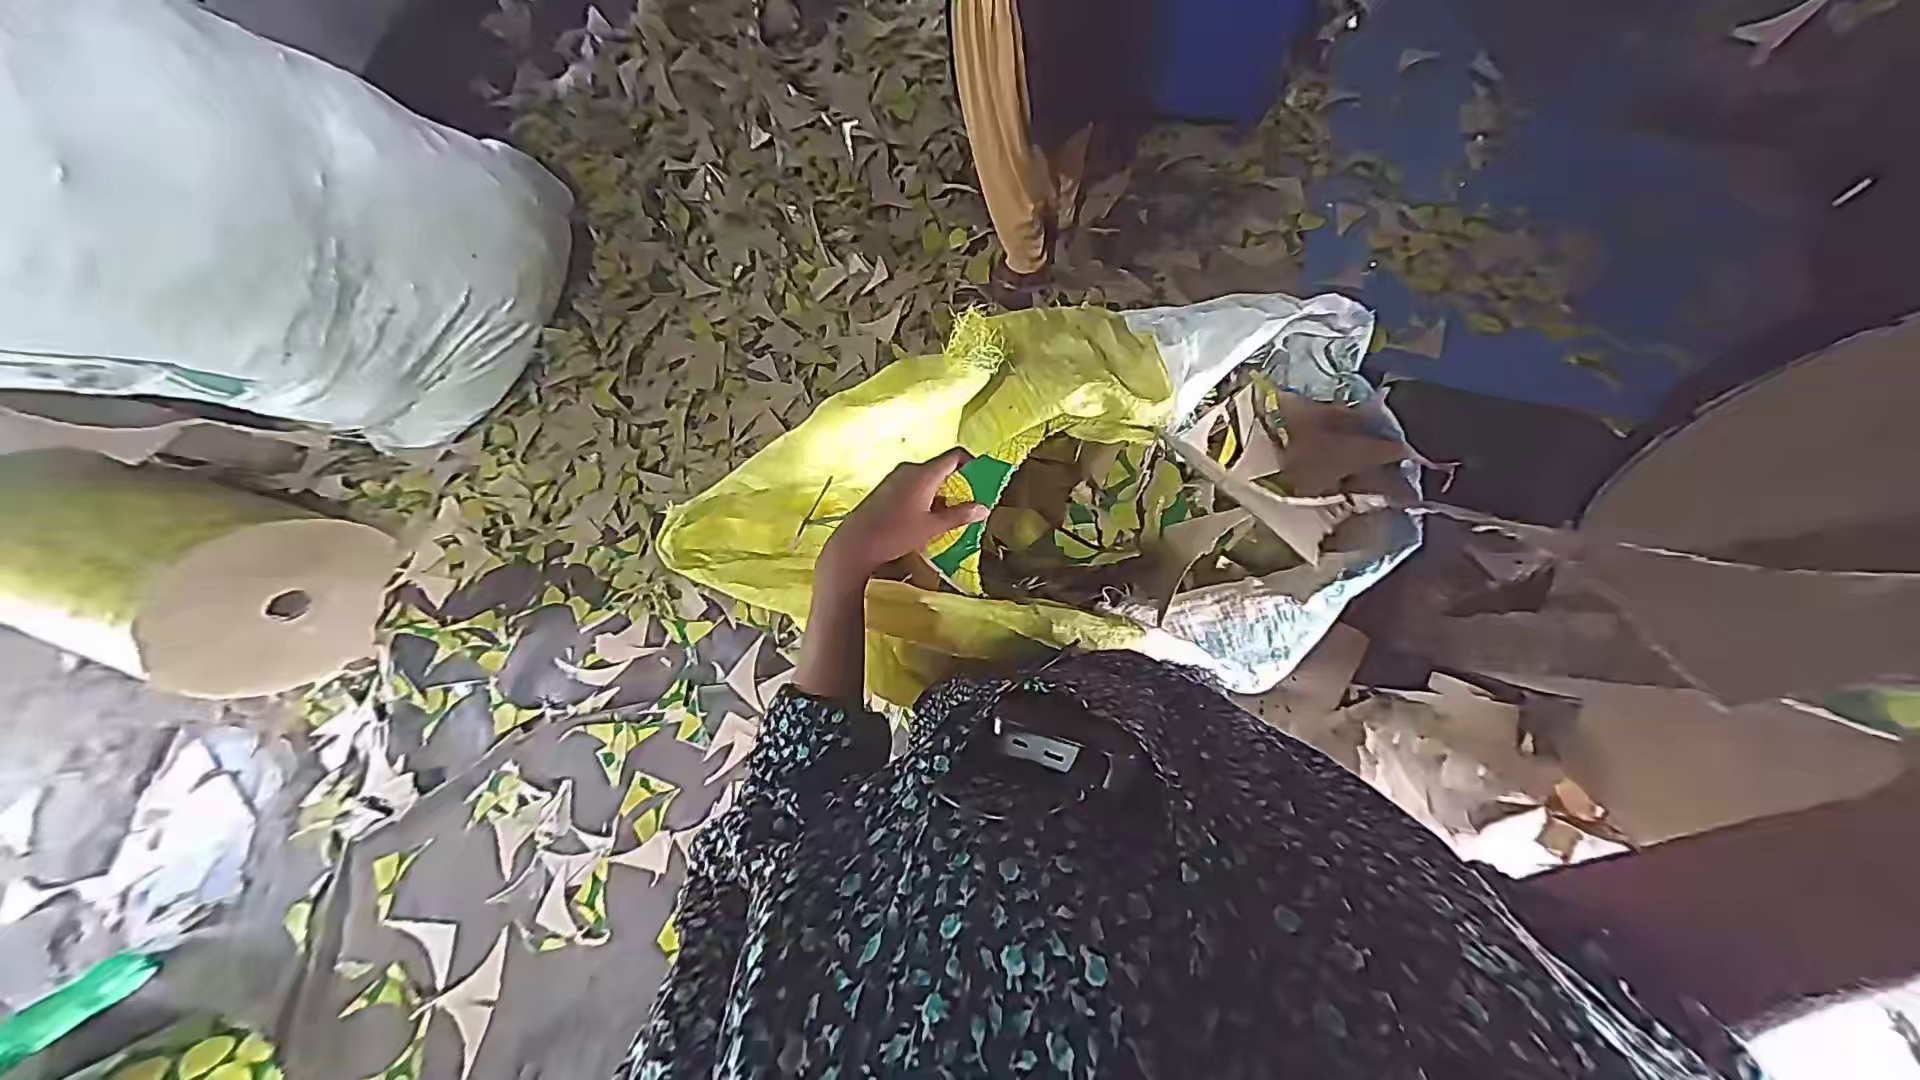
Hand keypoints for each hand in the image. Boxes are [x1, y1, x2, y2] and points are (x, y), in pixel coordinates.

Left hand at [819, 449, 989, 581]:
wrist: (855, 543)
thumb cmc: (895, 534)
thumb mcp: (932, 527)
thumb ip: (959, 515)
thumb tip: (984, 508)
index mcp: (924, 474)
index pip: (955, 456)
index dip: (972, 464)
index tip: (981, 482)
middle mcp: (910, 469)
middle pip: (941, 468)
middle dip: (958, 485)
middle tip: (968, 506)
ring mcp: (895, 478)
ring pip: (927, 479)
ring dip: (941, 494)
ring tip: (948, 517)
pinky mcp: (886, 489)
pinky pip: (913, 485)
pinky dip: (926, 497)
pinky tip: (925, 519)